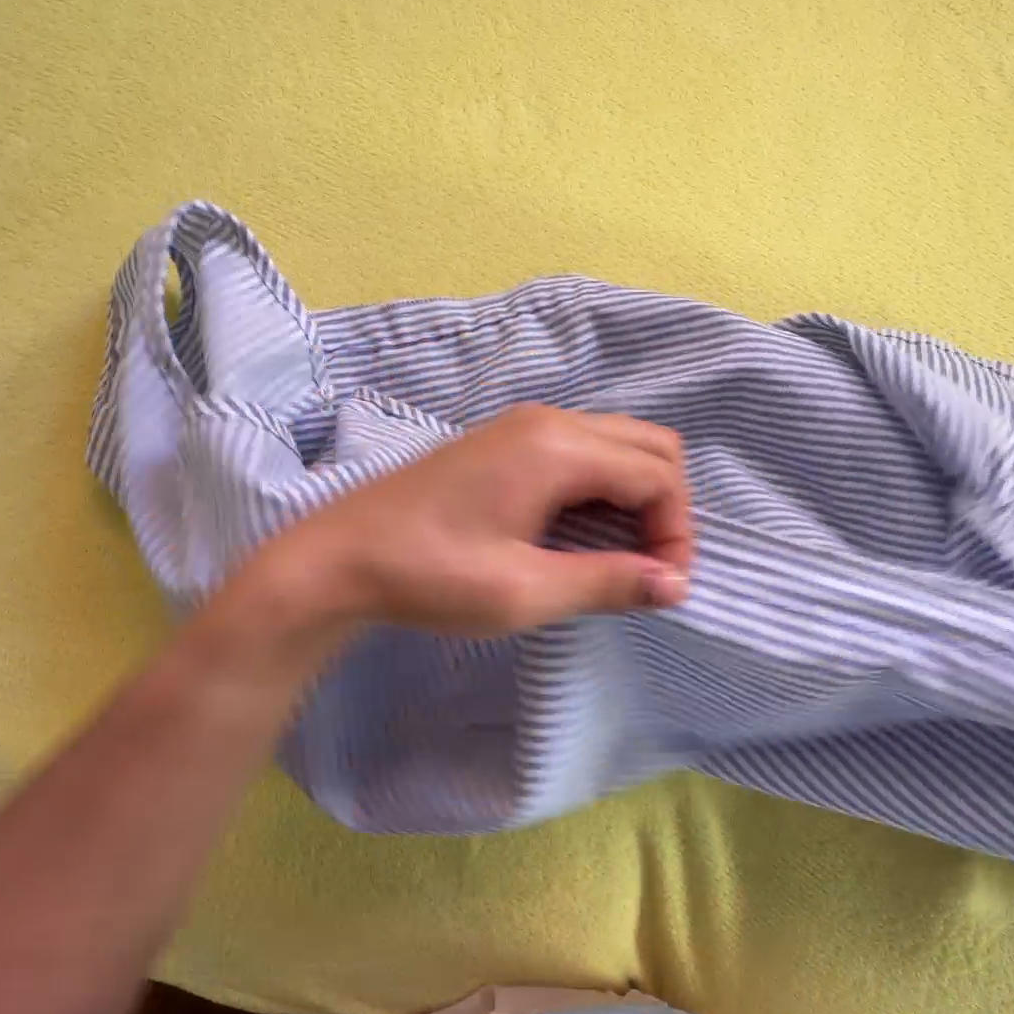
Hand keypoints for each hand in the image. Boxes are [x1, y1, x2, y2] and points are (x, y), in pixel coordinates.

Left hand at [233, 404, 693, 643]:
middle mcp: (548, 421)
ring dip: (636, 497)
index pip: (657, 476)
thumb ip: (607, 582)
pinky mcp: (504, 441)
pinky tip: (580, 535)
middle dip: (665, 508)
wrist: (338, 559)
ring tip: (619, 559)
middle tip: (648, 570)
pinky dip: (604, 488)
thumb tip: (674, 585)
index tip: (662, 588)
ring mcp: (523, 425)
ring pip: (617, 445)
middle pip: (648, 446)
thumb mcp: (524, 592)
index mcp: (557, 448)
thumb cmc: (430, 576)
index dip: (675, 533)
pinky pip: (582, 450)